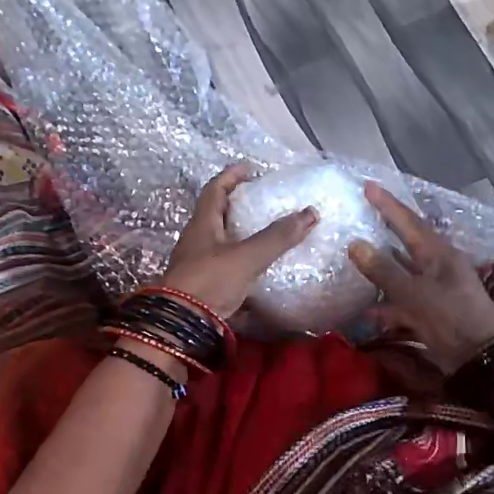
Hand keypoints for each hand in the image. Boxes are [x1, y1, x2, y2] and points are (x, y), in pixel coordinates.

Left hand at [160, 164, 317, 318]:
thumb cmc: (209, 282)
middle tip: (261, 202)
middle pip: (216, 215)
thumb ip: (277, 237)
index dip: (231, 176)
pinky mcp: (203, 288)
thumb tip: (311, 213)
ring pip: (220, 243)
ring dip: (240, 237)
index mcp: (202, 225)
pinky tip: (258, 271)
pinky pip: (225, 269)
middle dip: (237, 206)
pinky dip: (241, 265)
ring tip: (265, 235)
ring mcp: (198, 266)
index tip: (250, 168)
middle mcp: (196, 241)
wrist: (183, 325)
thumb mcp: (247, 257)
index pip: (215, 190)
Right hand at [348, 181, 493, 372]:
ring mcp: (433, 291)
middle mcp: (436, 267)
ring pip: (401, 274)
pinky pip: (401, 303)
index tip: (368, 185)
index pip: (408, 221)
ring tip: (355, 263)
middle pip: (404, 244)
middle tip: (361, 217)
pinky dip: (386, 307)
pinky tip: (367, 313)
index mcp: (438, 254)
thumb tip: (355, 244)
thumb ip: (385, 271)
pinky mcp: (429, 313)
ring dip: (380, 271)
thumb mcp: (416, 293)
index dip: (387, 204)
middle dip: (383, 232)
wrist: (480, 356)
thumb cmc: (452, 318)